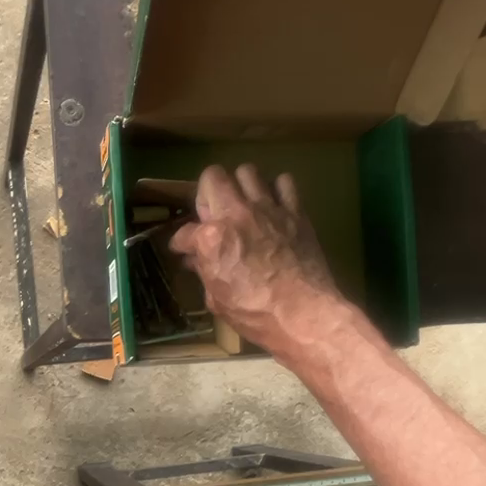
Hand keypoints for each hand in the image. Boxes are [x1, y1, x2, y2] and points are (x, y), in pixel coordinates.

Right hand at [168, 164, 344, 355]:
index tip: (184, 249)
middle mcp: (236, 214)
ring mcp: (267, 209)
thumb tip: (194, 260)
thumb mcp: (217, 299)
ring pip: (247, 171)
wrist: (303, 314)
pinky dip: (276, 190)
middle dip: (207, 194)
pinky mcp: (294, 211)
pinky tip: (273, 207)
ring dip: (240, 186)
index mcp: (211, 238)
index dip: (181, 242)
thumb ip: (204, 271)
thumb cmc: (255, 313)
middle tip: (212, 215)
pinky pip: (284, 182)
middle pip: (213, 177)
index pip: (185, 231)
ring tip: (243, 206)